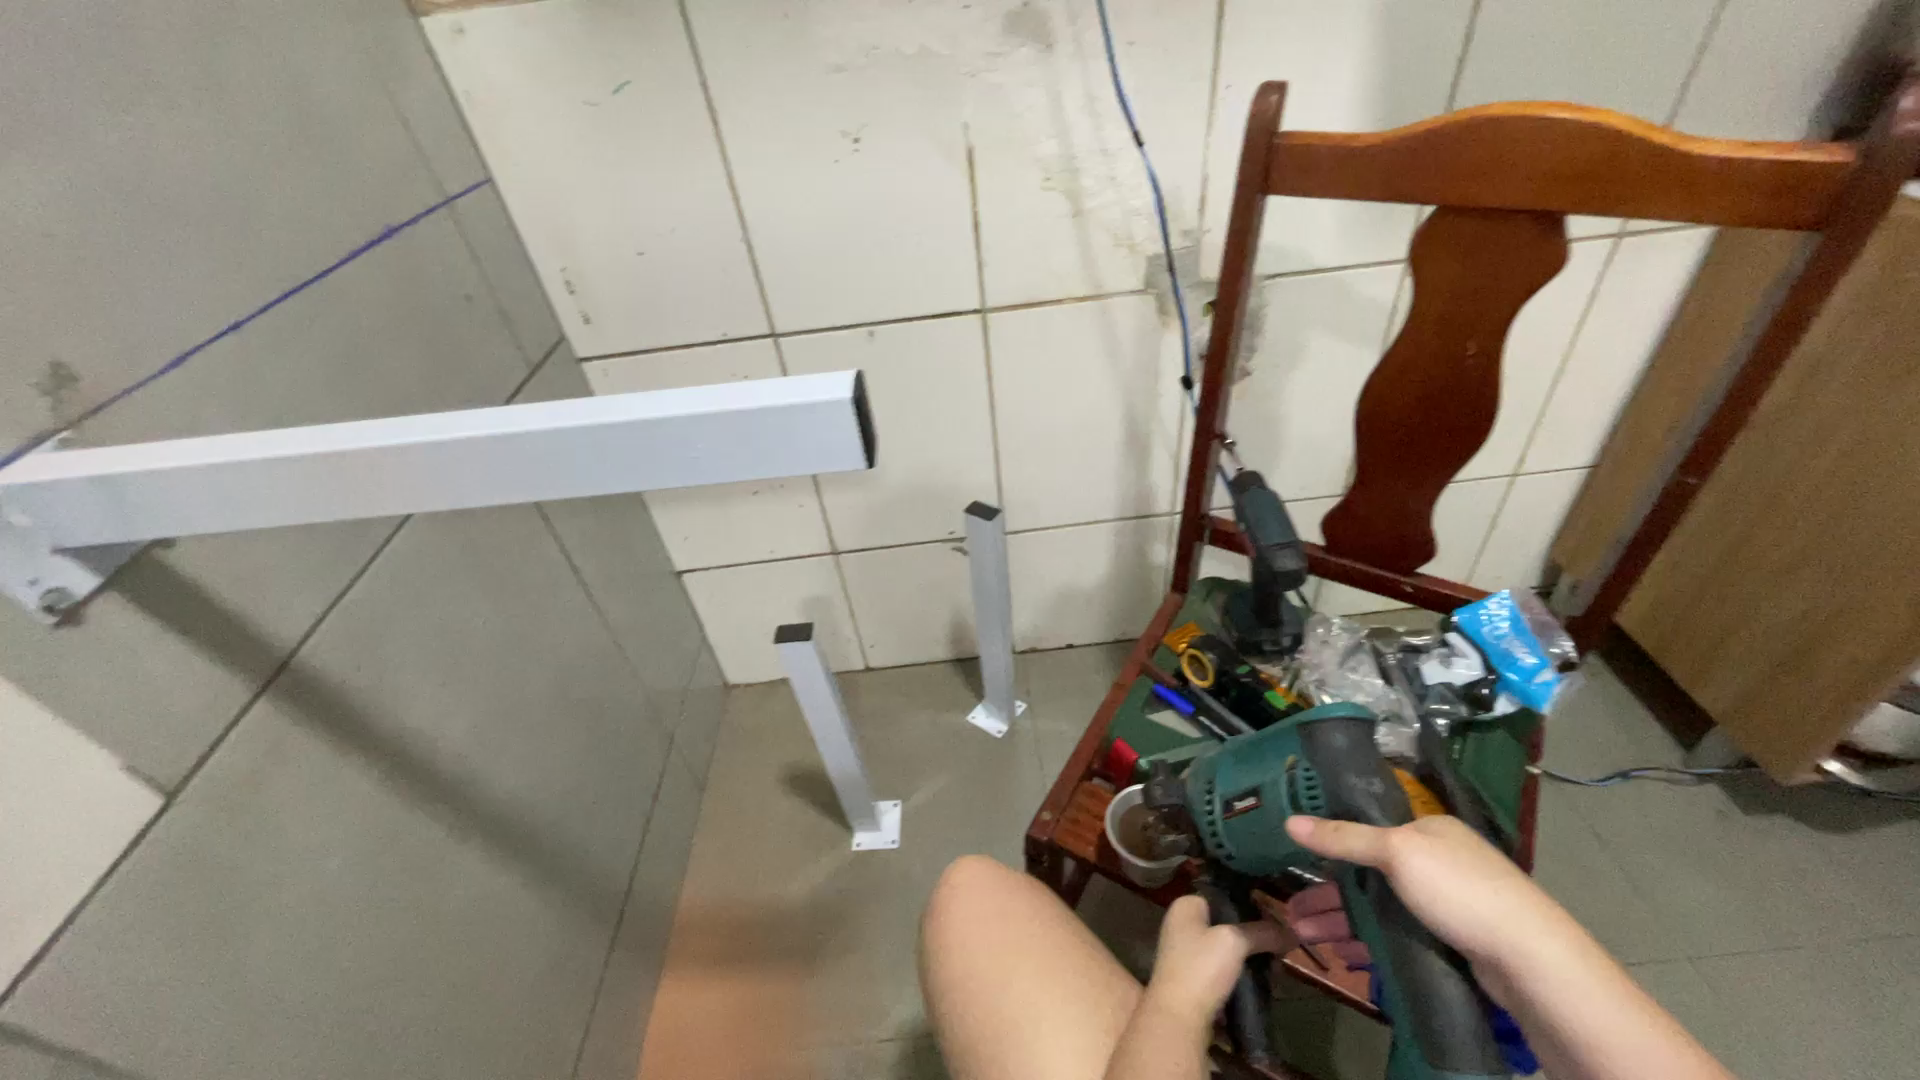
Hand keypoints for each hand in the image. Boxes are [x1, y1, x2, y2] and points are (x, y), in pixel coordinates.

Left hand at [1143, 894, 1287, 1023]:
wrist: (1178, 1017)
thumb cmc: (1201, 968)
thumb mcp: (1235, 942)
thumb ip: (1263, 932)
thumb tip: (1292, 933)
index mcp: (1185, 906)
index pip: (1224, 896)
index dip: (1252, 908)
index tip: (1277, 923)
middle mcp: (1181, 924)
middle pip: (1227, 924)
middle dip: (1255, 938)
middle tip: (1279, 951)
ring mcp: (1185, 952)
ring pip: (1227, 949)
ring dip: (1250, 959)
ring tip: (1274, 969)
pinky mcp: (1192, 978)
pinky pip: (1222, 969)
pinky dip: (1240, 975)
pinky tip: (1260, 983)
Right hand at [1284, 814, 1563, 967]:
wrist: (1529, 960)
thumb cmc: (1459, 891)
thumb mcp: (1396, 853)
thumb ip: (1343, 838)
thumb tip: (1289, 820)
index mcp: (1429, 830)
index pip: (1370, 829)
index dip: (1332, 844)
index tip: (1299, 861)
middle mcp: (1436, 862)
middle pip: (1368, 873)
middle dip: (1328, 893)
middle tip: (1292, 911)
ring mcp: (1444, 904)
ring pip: (1379, 908)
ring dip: (1339, 920)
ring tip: (1301, 934)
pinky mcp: (1449, 941)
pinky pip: (1397, 935)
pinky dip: (1367, 941)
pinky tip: (1340, 954)